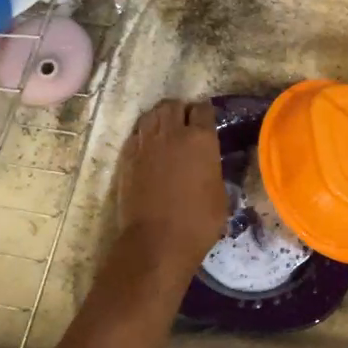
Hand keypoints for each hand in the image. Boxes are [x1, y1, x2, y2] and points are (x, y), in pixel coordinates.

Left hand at [115, 100, 228, 279]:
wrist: (156, 243)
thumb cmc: (197, 223)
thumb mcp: (220, 195)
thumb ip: (213, 170)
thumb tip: (209, 165)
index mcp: (201, 139)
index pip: (203, 109)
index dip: (204, 114)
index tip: (205, 123)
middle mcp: (172, 133)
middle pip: (173, 105)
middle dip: (180, 111)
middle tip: (184, 125)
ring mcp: (146, 144)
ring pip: (151, 115)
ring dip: (160, 119)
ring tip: (164, 132)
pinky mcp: (127, 157)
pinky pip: (136, 134)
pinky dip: (143, 136)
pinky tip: (148, 148)